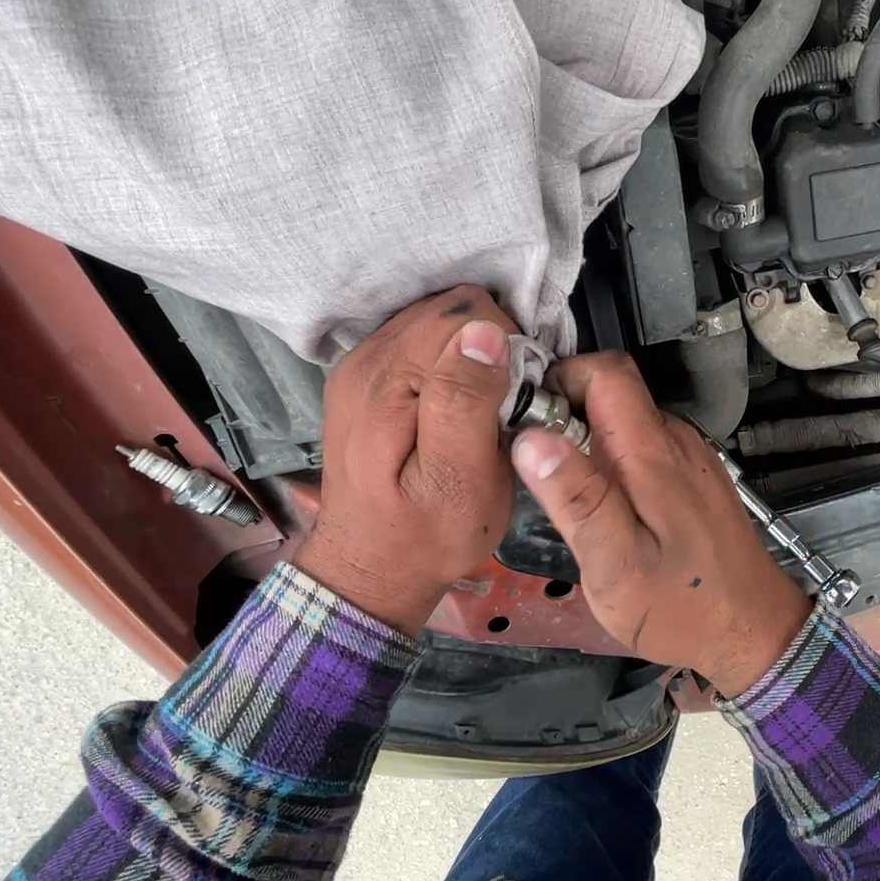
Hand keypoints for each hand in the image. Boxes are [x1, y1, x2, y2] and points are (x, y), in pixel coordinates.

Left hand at [292, 286, 517, 632]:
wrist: (372, 570)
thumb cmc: (427, 534)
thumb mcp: (459, 479)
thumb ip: (466, 403)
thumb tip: (485, 333)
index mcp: (386, 379)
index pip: (466, 313)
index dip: (506, 348)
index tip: (517, 400)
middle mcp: (365, 359)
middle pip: (449, 310)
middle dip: (490, 348)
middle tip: (504, 409)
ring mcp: (362, 367)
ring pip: (438, 322)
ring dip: (473, 357)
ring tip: (484, 410)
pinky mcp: (368, 381)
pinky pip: (422, 344)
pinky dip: (453, 365)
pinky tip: (460, 408)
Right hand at [510, 354, 811, 695]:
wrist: (753, 631)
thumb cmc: (683, 608)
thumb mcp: (616, 566)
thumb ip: (578, 499)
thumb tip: (532, 438)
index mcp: (655, 455)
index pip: (608, 372)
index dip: (562, 377)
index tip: (527, 416)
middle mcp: (677, 442)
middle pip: (615, 394)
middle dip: (566, 412)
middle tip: (534, 465)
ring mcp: (691, 458)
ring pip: (627, 422)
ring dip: (588, 441)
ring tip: (564, 493)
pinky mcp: (695, 478)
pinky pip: (645, 449)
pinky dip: (614, 462)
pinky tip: (604, 507)